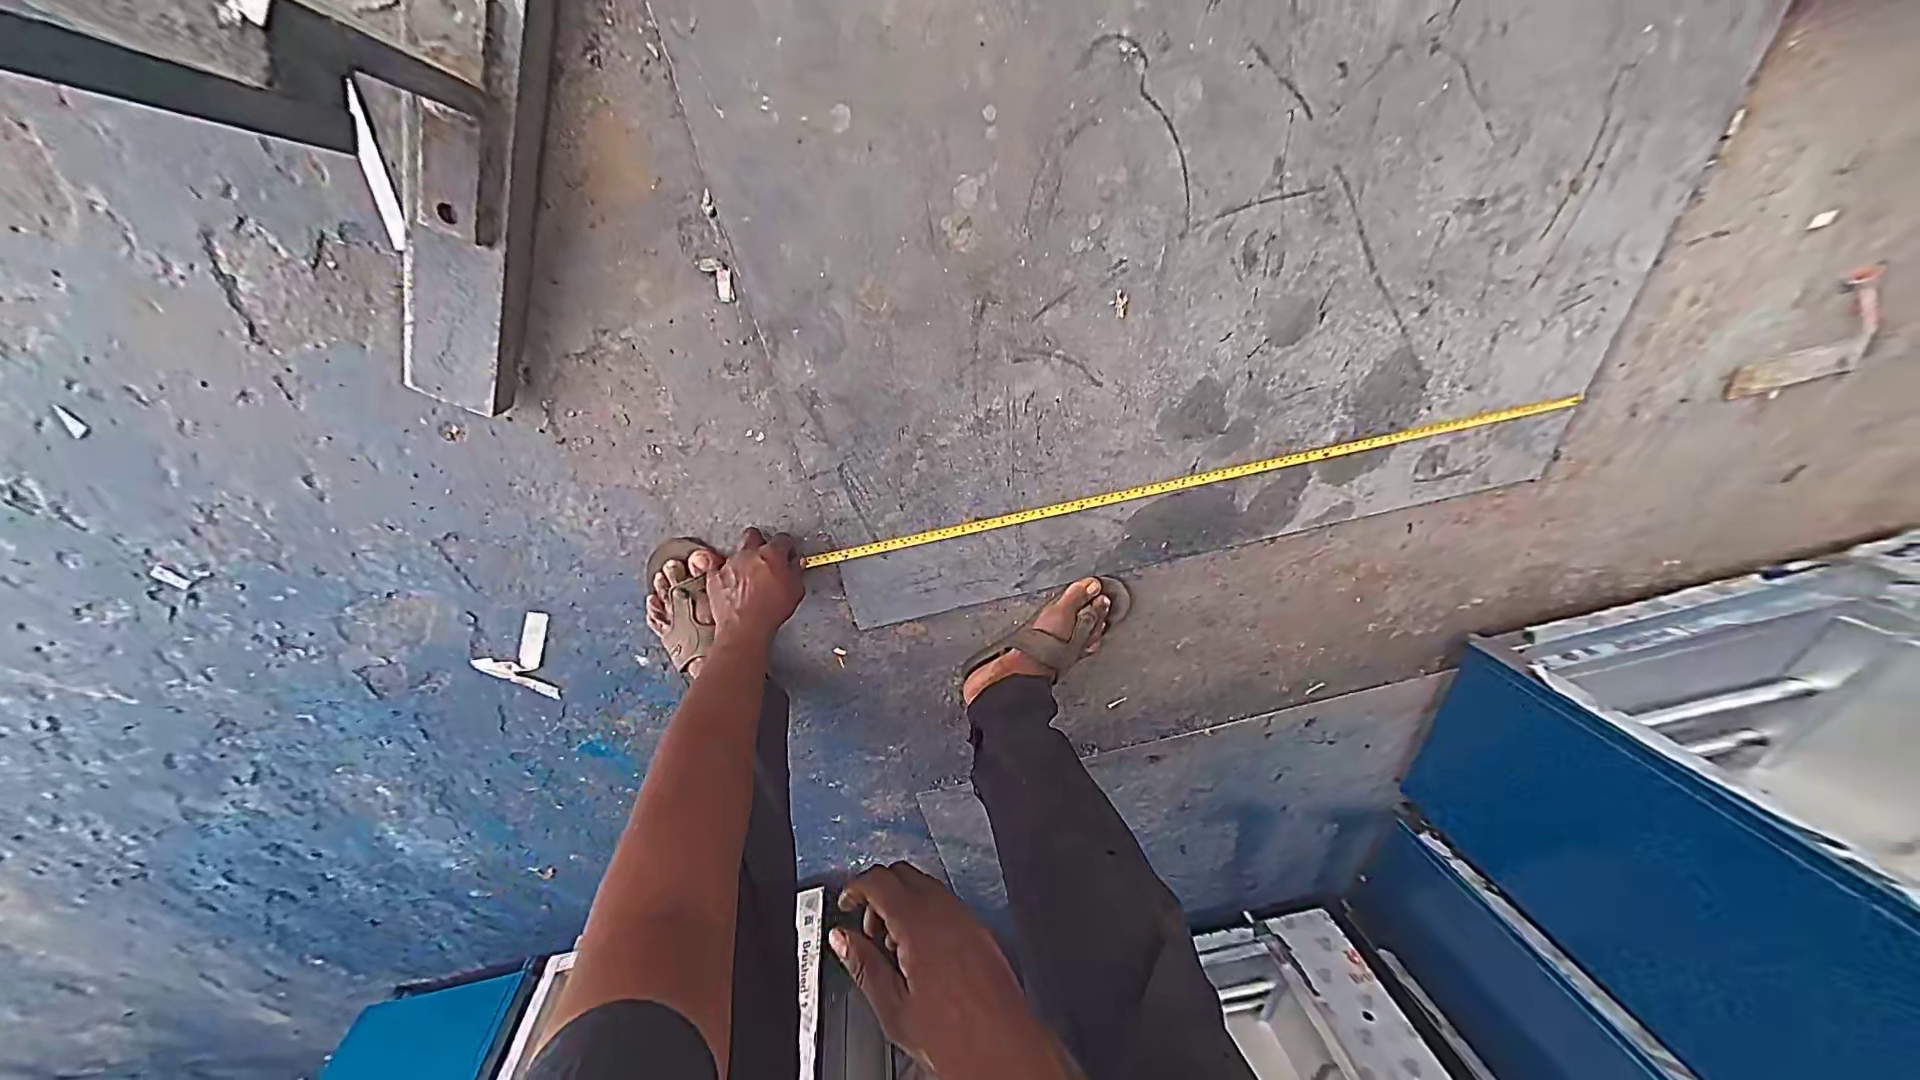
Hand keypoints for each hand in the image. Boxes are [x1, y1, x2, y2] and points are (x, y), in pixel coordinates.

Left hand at [707, 527, 803, 650]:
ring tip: (750, 576)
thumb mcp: (795, 591)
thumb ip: (796, 571)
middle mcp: (749, 554)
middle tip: (766, 557)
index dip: (787, 546)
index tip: (788, 553)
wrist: (745, 627)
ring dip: (744, 560)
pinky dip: (725, 572)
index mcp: (772, 554)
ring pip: (737, 552)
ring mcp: (730, 563)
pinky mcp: (715, 576)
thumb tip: (796, 563)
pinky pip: (718, 566)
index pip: (783, 539)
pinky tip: (732, 583)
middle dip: (761, 542)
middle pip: (754, 535)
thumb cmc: (770, 610)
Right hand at [831, 863, 1081, 1079]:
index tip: (845, 903)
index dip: (855, 888)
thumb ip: (863, 965)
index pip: (879, 881)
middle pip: (901, 873)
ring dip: (901, 902)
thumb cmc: (955, 1037)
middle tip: (866, 928)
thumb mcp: (894, 1007)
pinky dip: (923, 912)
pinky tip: (919, 951)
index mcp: (919, 923)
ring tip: (892, 947)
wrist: (1004, 1049)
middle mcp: (944, 909)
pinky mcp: (978, 926)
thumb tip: (842, 939)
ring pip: (924, 885)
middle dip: (876, 893)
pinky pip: (944, 901)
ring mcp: (965, 915)